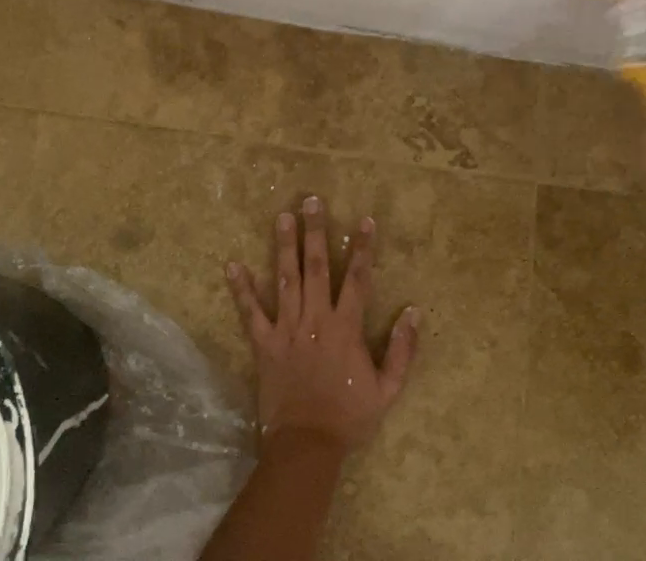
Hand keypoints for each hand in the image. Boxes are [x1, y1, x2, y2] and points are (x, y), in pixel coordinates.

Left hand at [226, 196, 417, 453]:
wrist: (307, 445)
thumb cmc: (350, 416)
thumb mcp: (388, 388)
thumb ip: (402, 349)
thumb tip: (413, 311)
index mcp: (346, 327)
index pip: (357, 278)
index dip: (362, 248)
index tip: (364, 220)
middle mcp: (315, 319)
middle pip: (315, 267)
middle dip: (315, 231)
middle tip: (312, 200)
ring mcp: (287, 330)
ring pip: (285, 280)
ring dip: (283, 246)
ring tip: (282, 216)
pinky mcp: (264, 345)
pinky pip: (251, 313)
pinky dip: (241, 289)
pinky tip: (232, 265)